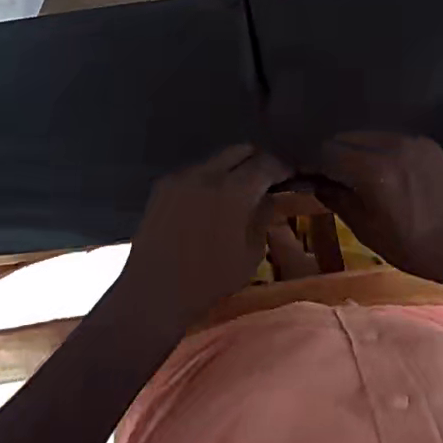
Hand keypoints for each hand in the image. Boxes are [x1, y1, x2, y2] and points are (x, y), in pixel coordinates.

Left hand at [117, 144, 290, 325]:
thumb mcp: (250, 255)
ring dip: (232, 168)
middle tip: (266, 177)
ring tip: (238, 189)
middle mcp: (207, 174)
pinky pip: (194, 171)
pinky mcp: (163, 185)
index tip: (290, 175)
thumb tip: (269, 197)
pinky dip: (209, 179)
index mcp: (233, 191)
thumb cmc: (208, 281)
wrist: (153, 293)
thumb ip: (263, 218)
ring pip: (216, 158)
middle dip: (257, 159)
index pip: (266, 163)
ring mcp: (182, 176)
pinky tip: (209, 200)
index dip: (282, 167)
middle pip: (241, 149)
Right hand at [308, 132, 442, 308]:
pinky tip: (375, 168)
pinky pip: (389, 138)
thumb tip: (314, 182)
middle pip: (345, 138)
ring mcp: (411, 140)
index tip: (298, 172)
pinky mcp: (426, 142)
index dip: (308, 161)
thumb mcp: (368, 230)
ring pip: (367, 134)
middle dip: (328, 153)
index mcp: (375, 170)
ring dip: (351, 149)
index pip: (327, 153)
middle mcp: (392, 145)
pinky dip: (375, 148)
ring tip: (346, 171)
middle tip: (319, 173)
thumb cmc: (415, 248)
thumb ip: (337, 199)